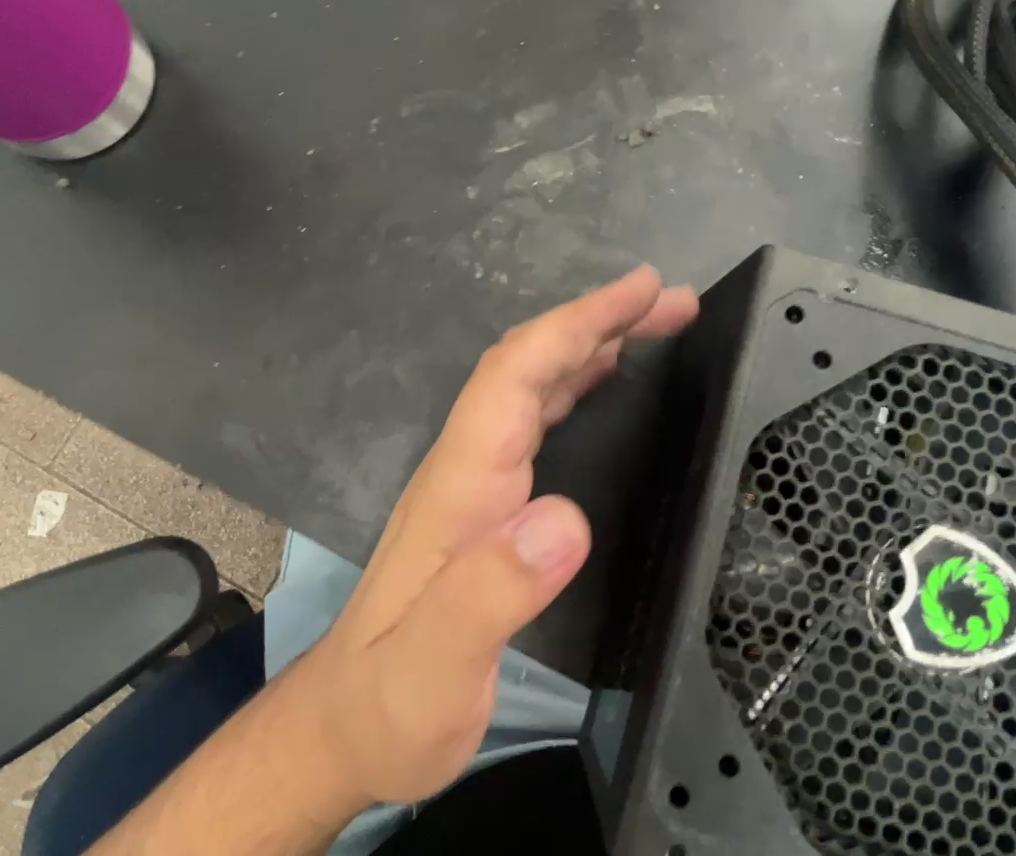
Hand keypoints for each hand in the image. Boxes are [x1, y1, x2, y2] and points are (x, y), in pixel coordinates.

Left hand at [291, 265, 698, 807]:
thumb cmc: (393, 703)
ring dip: (590, 347)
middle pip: (527, 368)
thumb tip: (565, 521)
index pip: (516, 377)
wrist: (345, 724)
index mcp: (460, 486)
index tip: (641, 292)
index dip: (577, 325)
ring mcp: (470, 486)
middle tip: (671, 300)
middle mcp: (463, 469)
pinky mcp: (482, 508)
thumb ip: (492, 593)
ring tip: (653, 325)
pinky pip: (533, 423)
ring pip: (531, 389)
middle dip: (597, 321)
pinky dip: (575, 388)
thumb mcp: (436, 665)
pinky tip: (602, 388)